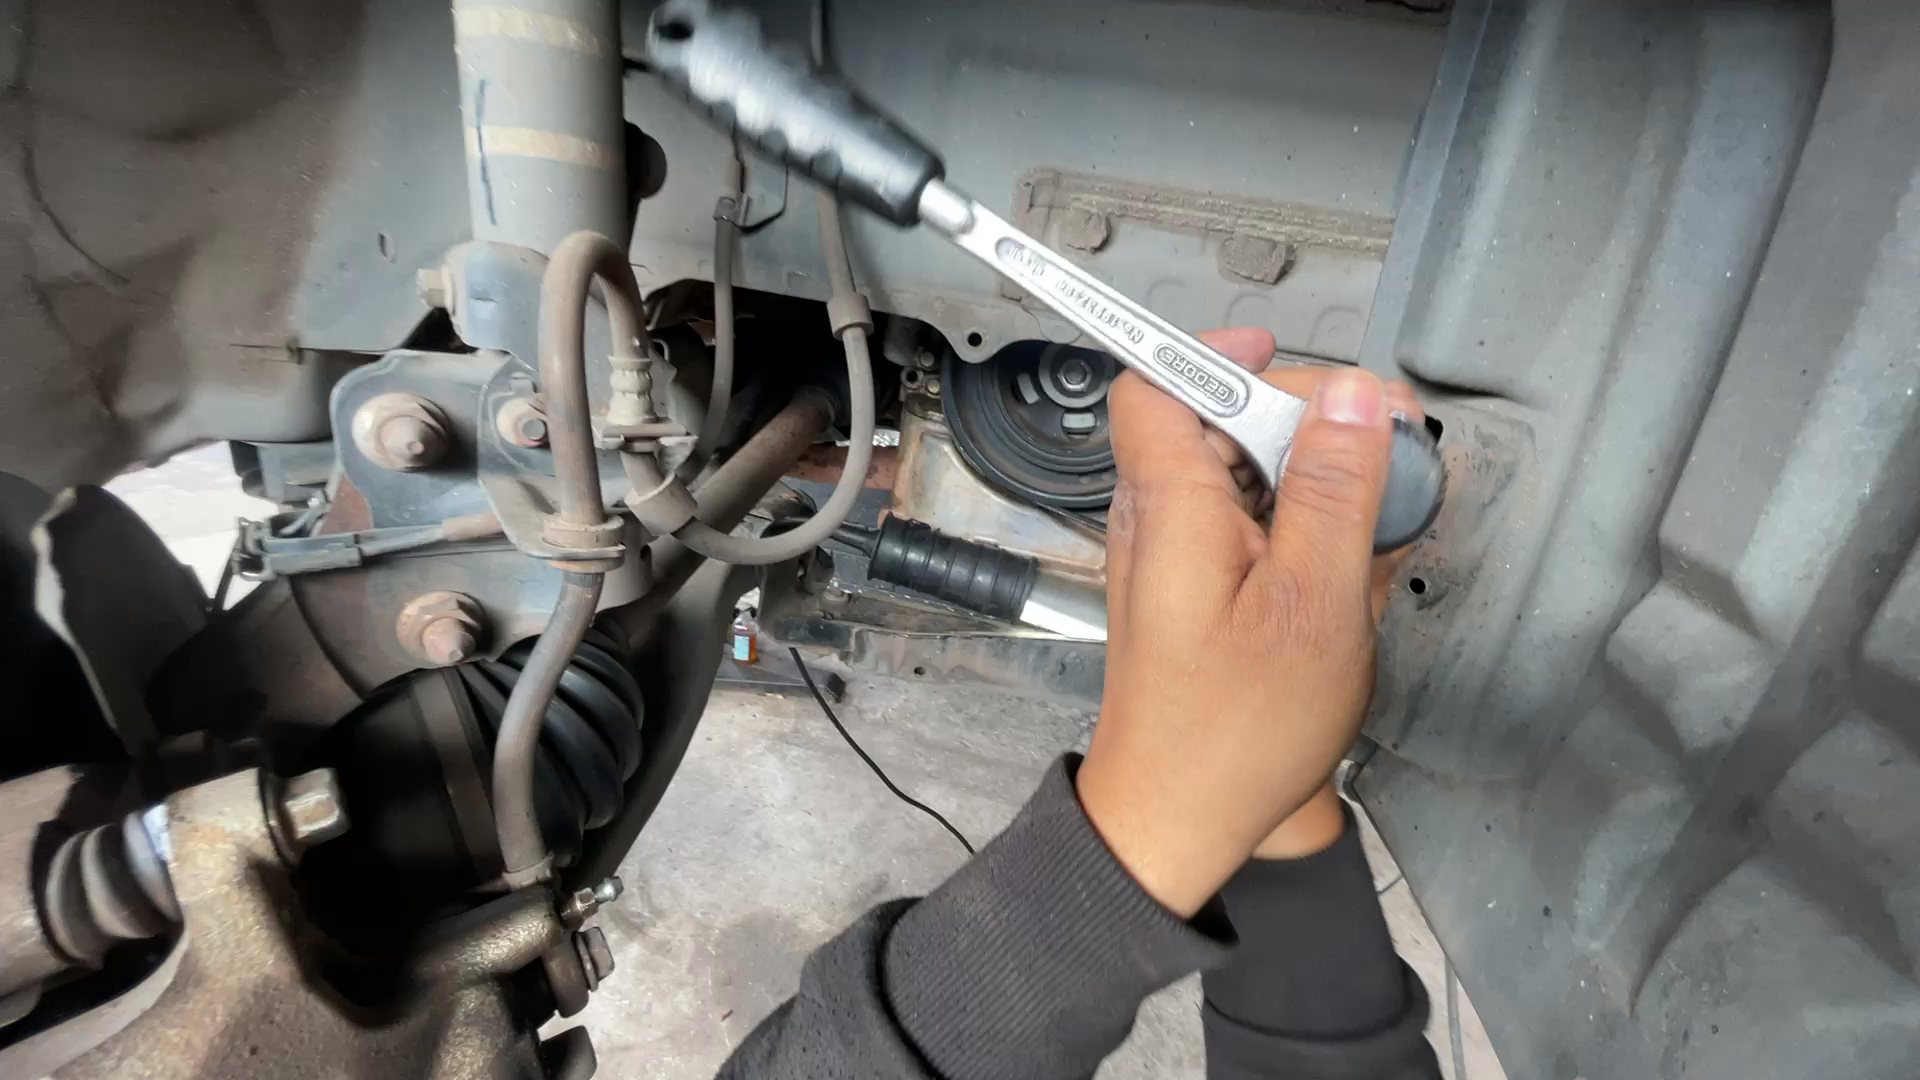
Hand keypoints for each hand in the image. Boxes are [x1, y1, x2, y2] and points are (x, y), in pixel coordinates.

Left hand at [1075, 328, 1421, 915]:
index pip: (1155, 387)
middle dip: (1298, 425)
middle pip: (1213, 423)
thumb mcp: (1312, 602)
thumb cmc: (1232, 728)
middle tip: (1377, 459)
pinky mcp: (1192, 586)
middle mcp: (1154, 520)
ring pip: (1237, 477)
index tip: (1282, 351)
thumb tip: (1352, 399)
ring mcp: (1170, 553)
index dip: (1214, 355)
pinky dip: (1295, 531)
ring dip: (1308, 486)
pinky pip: (1242, 527)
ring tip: (1367, 531)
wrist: (1179, 811)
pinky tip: (1340, 571)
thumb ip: (1334, 491)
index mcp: (1168, 506)